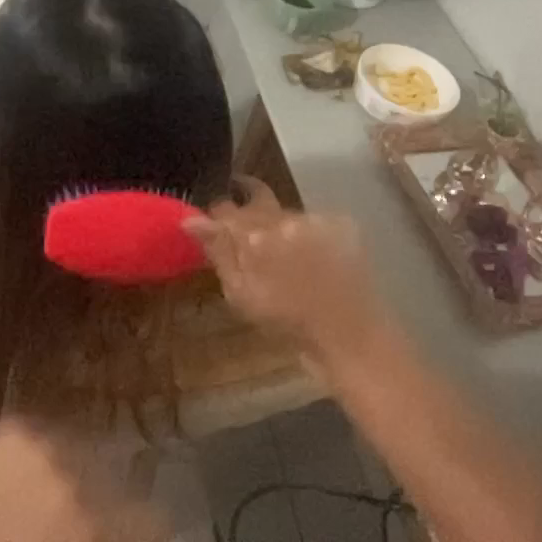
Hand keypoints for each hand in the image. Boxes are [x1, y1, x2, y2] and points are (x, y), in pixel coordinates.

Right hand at [185, 177, 391, 368]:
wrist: (350, 339)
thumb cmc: (287, 323)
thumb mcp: (240, 295)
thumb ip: (217, 251)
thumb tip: (191, 220)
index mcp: (253, 236)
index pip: (223, 209)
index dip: (218, 221)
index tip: (219, 236)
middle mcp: (282, 217)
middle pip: (254, 203)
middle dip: (250, 221)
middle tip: (256, 249)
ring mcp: (315, 218)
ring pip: (284, 212)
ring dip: (281, 229)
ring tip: (290, 261)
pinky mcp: (341, 222)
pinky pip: (313, 220)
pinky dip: (310, 235)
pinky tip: (315, 260)